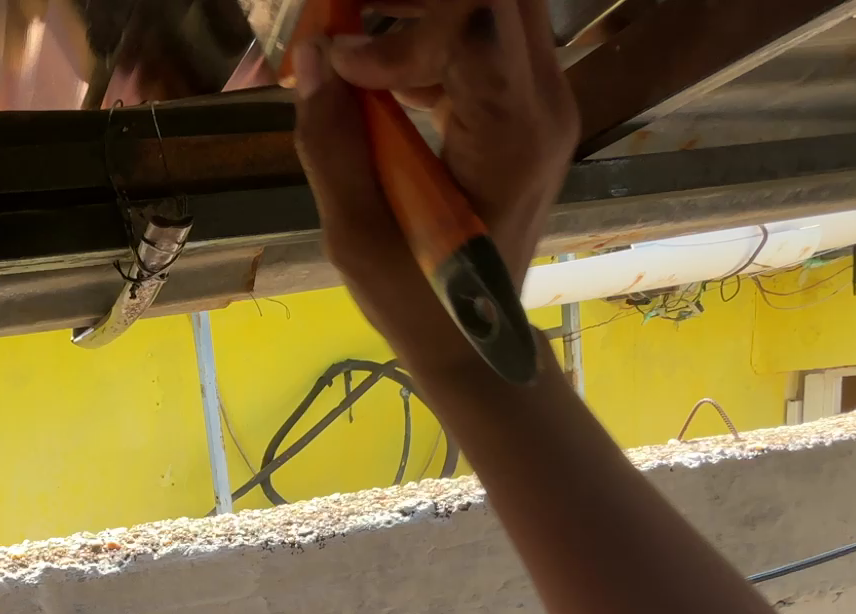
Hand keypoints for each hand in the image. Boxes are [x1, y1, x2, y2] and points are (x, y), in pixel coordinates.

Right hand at [292, 1, 577, 346]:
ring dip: (415, 13)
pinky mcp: (523, 112)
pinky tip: (377, 79)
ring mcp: (541, 103)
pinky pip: (482, 43)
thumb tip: (310, 58)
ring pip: (491, 6)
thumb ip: (332, 144)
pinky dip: (424, 43)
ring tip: (350, 47)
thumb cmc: (414, 302)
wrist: (474, 339)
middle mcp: (545, 101)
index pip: (476, 19)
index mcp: (511, 136)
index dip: (396, 30)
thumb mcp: (356, 235)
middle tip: (339, 23)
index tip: (337, 69)